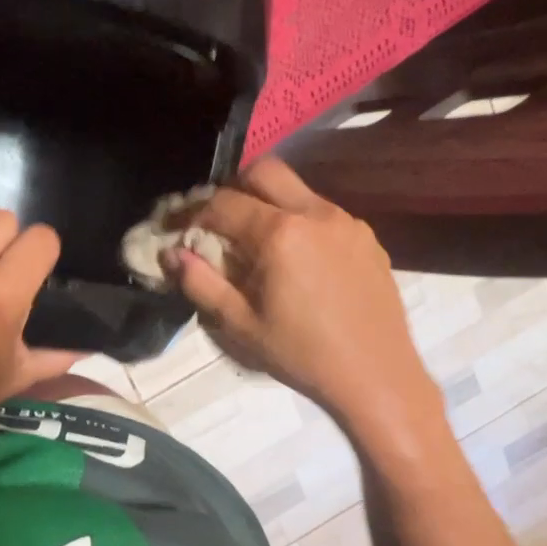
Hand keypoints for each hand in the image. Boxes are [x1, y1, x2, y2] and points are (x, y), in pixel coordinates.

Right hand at [165, 159, 440, 430]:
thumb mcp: (239, 325)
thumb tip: (171, 254)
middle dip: (232, 188)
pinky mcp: (366, 237)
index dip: (191, 212)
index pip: (223, 203)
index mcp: (279, 234)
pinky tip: (293, 260)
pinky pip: (322, 213)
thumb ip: (201, 283)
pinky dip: (297, 222)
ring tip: (253, 244)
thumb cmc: (300, 354)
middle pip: (264, 172)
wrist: (375, 373)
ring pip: (297, 190)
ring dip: (267, 204)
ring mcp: (346, 222)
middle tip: (215, 221)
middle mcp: (315, 213)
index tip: (174, 228)